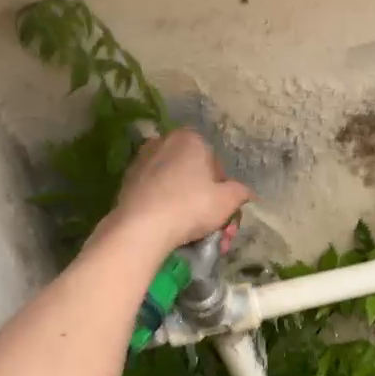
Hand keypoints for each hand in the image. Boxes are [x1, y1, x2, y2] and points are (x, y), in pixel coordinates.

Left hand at [111, 128, 252, 251]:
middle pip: (196, 176)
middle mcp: (164, 142)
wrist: (142, 226)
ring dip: (193, 209)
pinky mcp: (129, 180)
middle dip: (210, 203)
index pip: (216, 164)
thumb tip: (245, 192)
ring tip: (201, 236)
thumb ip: (241, 192)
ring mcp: (143, 160)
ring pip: (178, 186)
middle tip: (218, 228)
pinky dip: (170, 207)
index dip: (224, 189)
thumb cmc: (192, 206)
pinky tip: (176, 229)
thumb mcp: (229, 200)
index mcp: (190, 139)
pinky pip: (159, 193)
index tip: (225, 209)